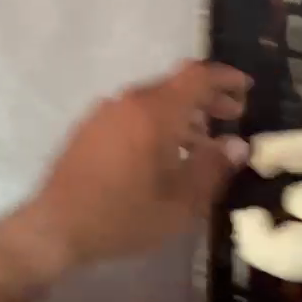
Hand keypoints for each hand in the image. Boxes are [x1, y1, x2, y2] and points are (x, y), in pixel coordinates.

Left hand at [2, 60, 251, 272]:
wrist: (55, 226)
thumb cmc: (123, 216)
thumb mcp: (179, 203)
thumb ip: (212, 168)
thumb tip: (237, 145)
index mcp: (154, 111)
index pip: (197, 76)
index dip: (225, 78)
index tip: (246, 88)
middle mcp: (129, 101)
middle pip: (176, 86)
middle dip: (207, 98)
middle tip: (233, 117)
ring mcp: (105, 112)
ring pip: (154, 100)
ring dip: (182, 114)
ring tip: (203, 143)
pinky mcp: (90, 127)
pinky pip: (133, 113)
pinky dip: (157, 122)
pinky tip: (164, 153)